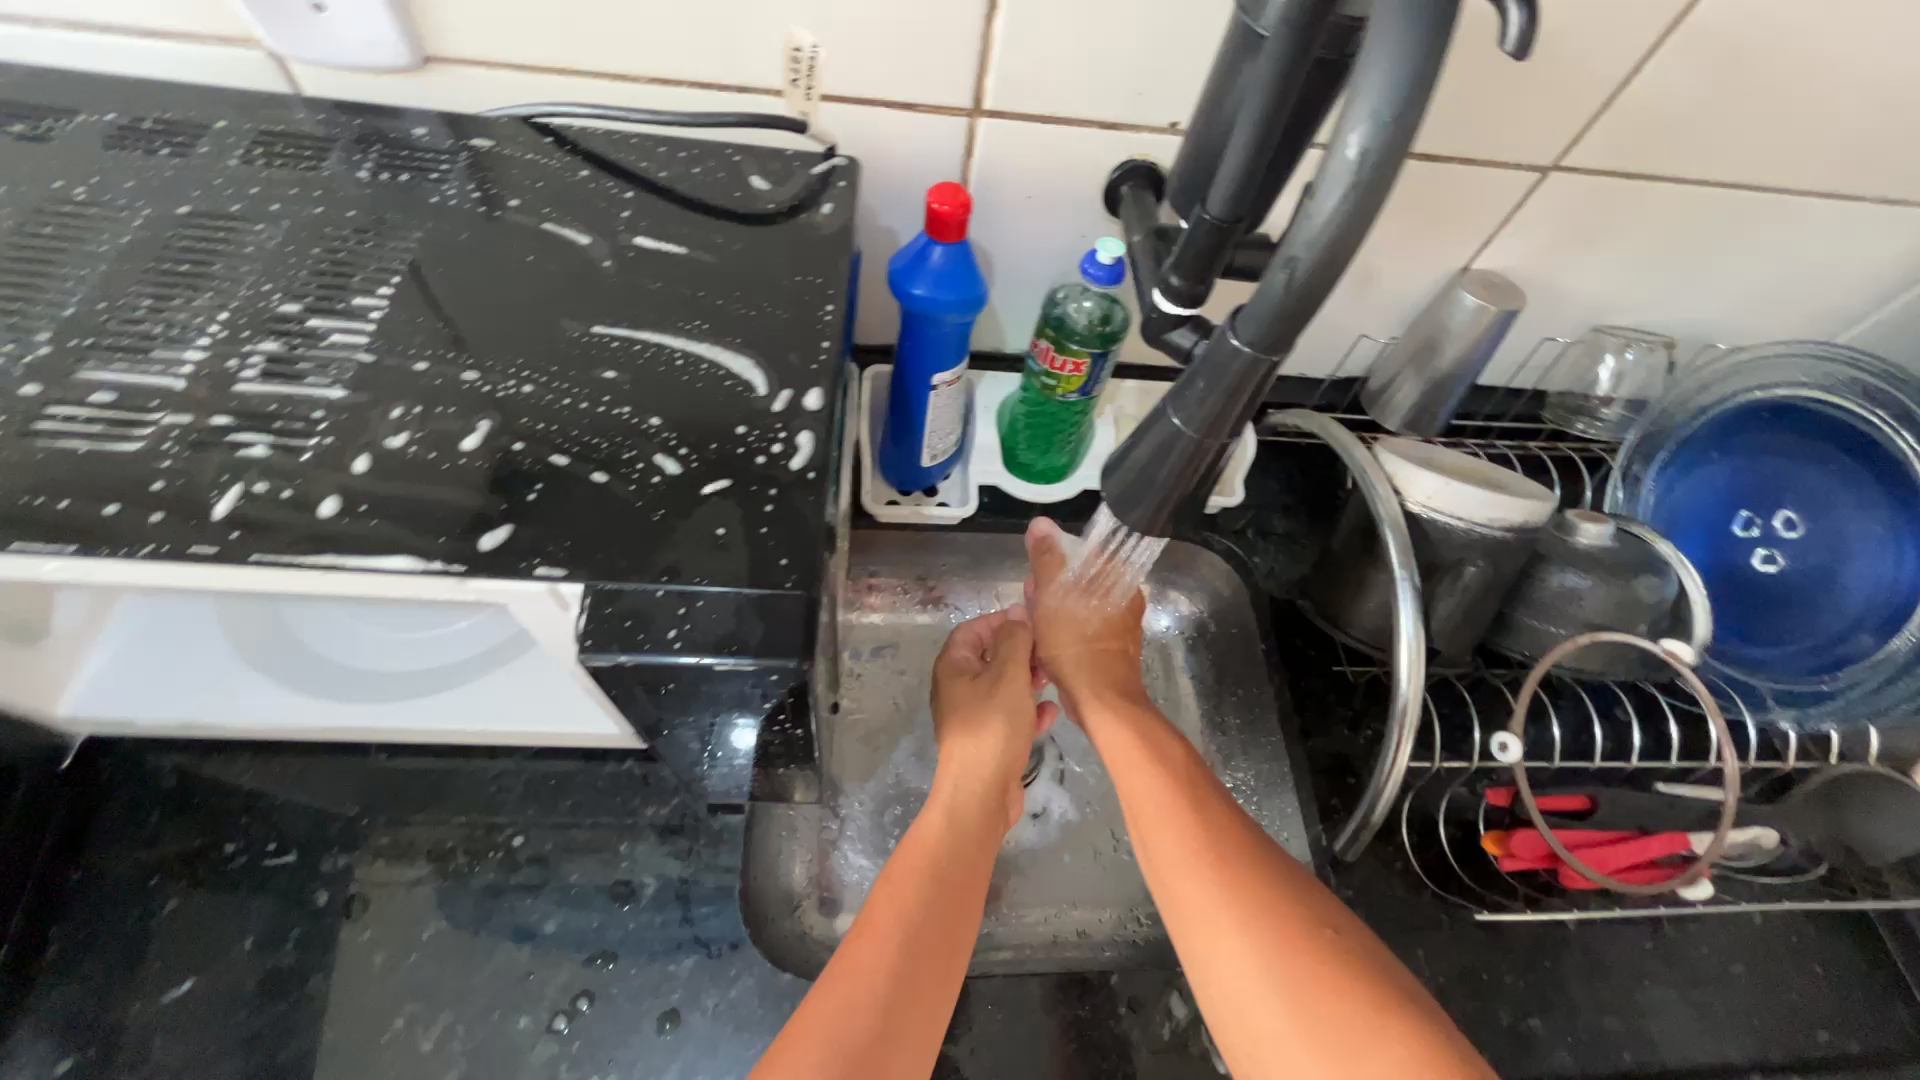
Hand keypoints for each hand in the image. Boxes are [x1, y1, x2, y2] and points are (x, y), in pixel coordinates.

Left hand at [929, 606, 1057, 833]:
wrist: (981, 793)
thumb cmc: (992, 726)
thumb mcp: (1008, 675)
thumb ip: (1014, 640)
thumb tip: (1016, 614)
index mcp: (953, 667)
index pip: (972, 630)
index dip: (999, 621)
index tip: (1031, 622)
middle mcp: (957, 689)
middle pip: (989, 658)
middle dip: (1019, 652)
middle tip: (1047, 653)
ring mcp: (972, 717)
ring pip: (1002, 688)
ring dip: (1027, 681)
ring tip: (1051, 679)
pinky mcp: (988, 742)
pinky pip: (1010, 717)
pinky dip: (1029, 712)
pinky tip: (1050, 713)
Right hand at [1023, 517, 1148, 717]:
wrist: (1099, 699)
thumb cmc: (1075, 643)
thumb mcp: (1052, 595)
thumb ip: (1046, 558)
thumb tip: (1040, 524)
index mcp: (1118, 577)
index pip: (1084, 552)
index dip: (1055, 558)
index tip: (1035, 575)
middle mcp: (1125, 597)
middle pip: (1081, 578)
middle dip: (1051, 586)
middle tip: (1031, 600)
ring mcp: (1119, 624)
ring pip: (1079, 604)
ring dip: (1054, 609)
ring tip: (1033, 621)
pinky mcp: (1111, 647)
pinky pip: (1082, 627)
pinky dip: (1063, 629)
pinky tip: (1045, 640)